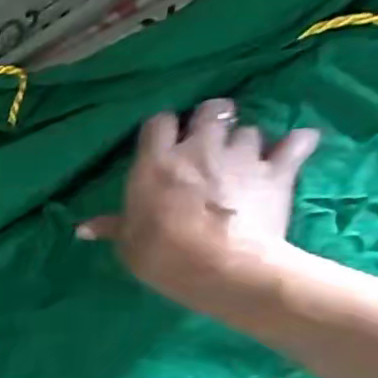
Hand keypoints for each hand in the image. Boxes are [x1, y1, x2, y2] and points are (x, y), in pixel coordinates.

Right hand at [77, 98, 320, 317]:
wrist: (223, 268)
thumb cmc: (165, 257)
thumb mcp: (129, 245)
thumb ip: (112, 227)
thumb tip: (81, 229)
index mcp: (157, 162)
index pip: (159, 121)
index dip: (164, 130)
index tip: (165, 144)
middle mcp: (199, 147)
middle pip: (210, 109)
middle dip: (212, 120)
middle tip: (209, 142)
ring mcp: (241, 155)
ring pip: (249, 128)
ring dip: (246, 140)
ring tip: (246, 159)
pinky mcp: (277, 170)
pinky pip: (296, 142)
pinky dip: (297, 144)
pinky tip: (296, 148)